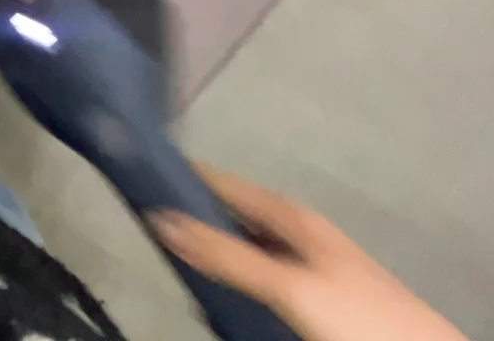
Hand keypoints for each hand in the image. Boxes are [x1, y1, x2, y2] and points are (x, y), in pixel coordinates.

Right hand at [152, 166, 467, 340]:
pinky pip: (254, 281)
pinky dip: (232, 285)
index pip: (217, 179)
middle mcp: (293, 232)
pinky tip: (218, 302)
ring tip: (178, 270)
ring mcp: (304, 267)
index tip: (134, 179)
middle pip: (225, 215)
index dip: (177, 175)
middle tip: (150, 234)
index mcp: (287, 214)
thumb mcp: (287, 285)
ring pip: (239, 250)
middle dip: (189, 222)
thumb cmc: (359, 318)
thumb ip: (224, 253)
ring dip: (210, 258)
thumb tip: (157, 215)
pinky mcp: (311, 299)